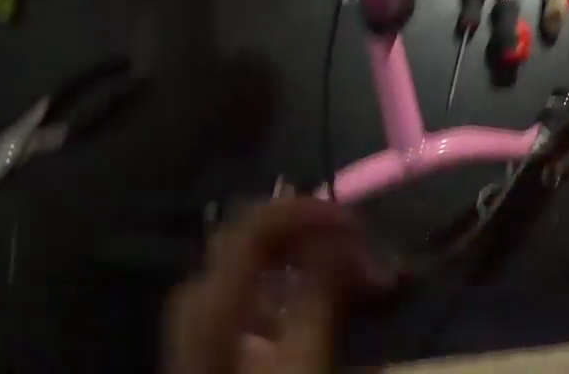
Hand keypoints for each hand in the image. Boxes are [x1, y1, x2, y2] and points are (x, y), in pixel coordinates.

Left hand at [162, 197, 393, 373]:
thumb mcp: (304, 368)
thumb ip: (321, 294)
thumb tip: (343, 235)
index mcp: (210, 304)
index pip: (254, 225)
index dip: (308, 211)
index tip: (361, 225)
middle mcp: (199, 305)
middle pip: (258, 243)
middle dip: (317, 238)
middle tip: (369, 255)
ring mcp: (204, 330)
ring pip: (262, 271)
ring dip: (315, 265)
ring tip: (368, 281)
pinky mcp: (218, 352)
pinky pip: (260, 300)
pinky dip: (301, 293)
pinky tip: (334, 308)